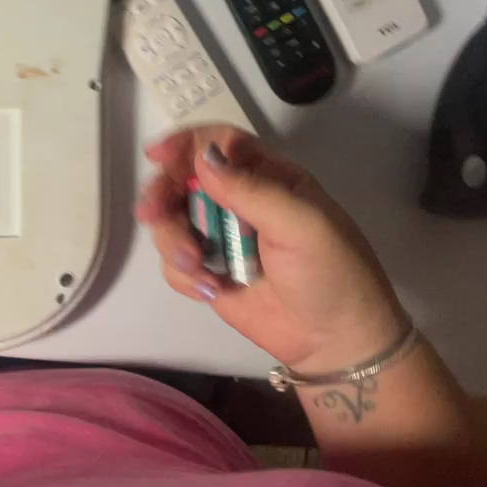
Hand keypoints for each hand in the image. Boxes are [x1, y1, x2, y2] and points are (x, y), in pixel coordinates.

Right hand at [137, 125, 405, 374]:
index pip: (220, 144)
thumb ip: (251, 189)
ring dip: (173, 241)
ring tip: (197, 267)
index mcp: (269, 177)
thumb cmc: (332, 274)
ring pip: (171, 221)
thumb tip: (204, 156)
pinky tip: (211, 289)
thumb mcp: (301, 224)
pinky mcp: (208, 272)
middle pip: (182, 180)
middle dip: (163, 194)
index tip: (158, 157)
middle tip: (152, 214)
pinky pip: (175, 262)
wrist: (334, 343)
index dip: (186, 144)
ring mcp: (220, 237)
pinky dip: (183, 274)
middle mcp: (239, 201)